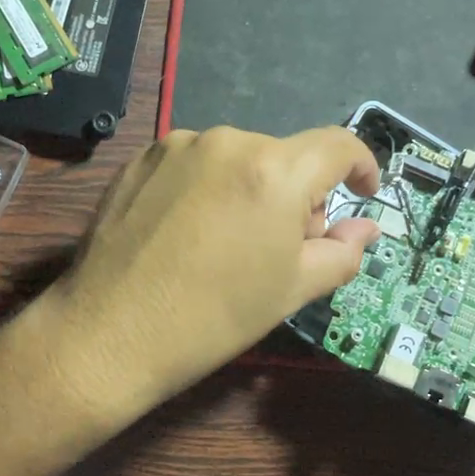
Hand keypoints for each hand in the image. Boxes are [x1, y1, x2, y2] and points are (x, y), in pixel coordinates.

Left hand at [50, 125, 381, 411]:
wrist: (109, 334)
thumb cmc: (213, 317)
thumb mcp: (291, 290)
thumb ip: (341, 252)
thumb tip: (365, 229)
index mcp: (274, 170)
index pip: (337, 145)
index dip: (361, 167)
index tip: (363, 194)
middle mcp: (227, 141)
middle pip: (285, 158)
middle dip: (297, 196)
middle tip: (283, 249)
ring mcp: (178, 146)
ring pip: (238, 160)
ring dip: (251, 191)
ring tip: (228, 245)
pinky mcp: (141, 159)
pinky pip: (195, 164)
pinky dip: (208, 189)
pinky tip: (188, 234)